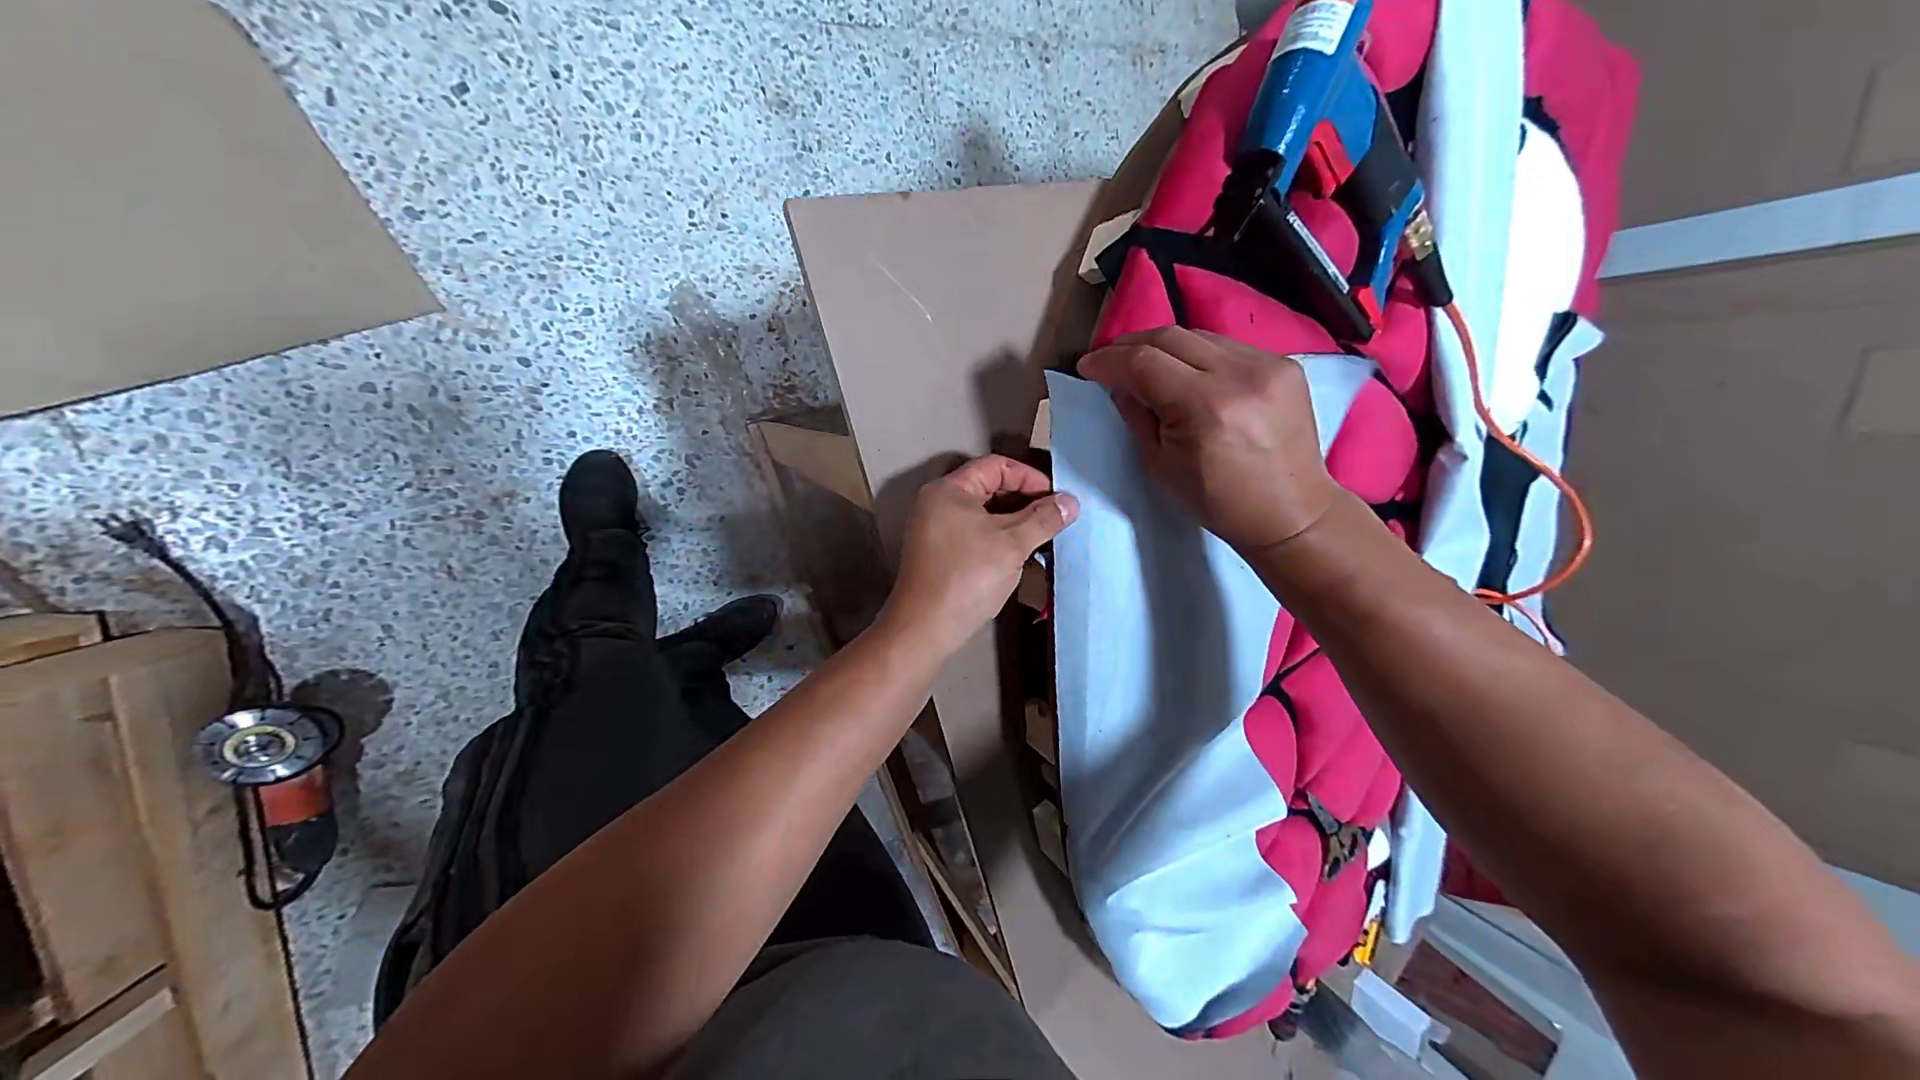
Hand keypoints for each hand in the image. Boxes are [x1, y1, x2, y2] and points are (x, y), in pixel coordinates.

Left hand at [879, 454, 1078, 656]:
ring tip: (1043, 537)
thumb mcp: (1012, 544)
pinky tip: (1022, 554)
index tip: (1057, 498)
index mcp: (948, 490)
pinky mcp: (941, 553)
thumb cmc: (966, 578)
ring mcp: (936, 529)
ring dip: (1015, 522)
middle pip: (990, 488)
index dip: (1030, 478)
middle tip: (1054, 518)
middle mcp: (938, 503)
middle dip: (1025, 501)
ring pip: (985, 514)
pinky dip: (1000, 538)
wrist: (925, 628)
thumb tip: (1071, 502)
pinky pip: (976, 534)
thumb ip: (1043, 519)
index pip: (996, 466)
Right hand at [1078, 326, 1339, 554]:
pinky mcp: (1285, 364)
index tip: (1087, 367)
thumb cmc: (1217, 501)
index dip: (1109, 360)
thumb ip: (1137, 416)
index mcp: (1205, 407)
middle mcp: (1239, 375)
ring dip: (1164, 346)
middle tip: (1109, 360)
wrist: (1290, 512)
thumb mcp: (1160, 465)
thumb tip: (1120, 384)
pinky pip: (1228, 346)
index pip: (1144, 362)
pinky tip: (1187, 372)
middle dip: (1130, 344)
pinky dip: (1198, 354)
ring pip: (1200, 335)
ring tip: (1144, 363)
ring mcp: (1268, 365)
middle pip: (1170, 337)